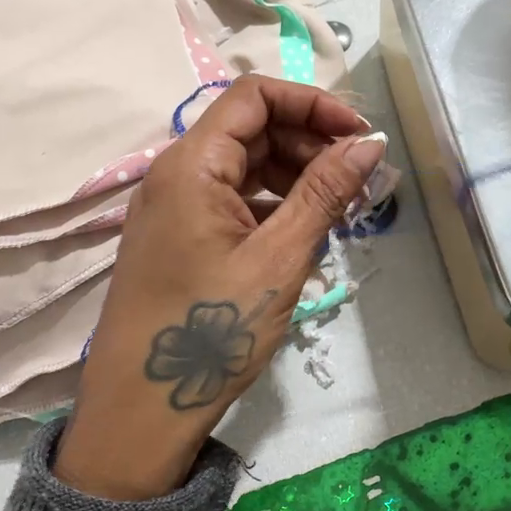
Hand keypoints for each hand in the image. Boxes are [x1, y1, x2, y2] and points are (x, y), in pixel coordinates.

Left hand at [53, 74, 387, 500]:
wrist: (140, 414)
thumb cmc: (212, 329)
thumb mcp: (280, 257)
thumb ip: (326, 191)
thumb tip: (370, 142)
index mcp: (192, 166)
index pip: (255, 96)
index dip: (313, 102)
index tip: (360, 134)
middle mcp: (178, 174)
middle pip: (253, 127)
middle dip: (312, 140)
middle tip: (360, 178)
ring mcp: (178, 207)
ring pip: (248, 163)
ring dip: (299, 172)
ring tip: (343, 206)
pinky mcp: (183, 236)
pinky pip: (237, 196)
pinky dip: (277, 201)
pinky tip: (308, 229)